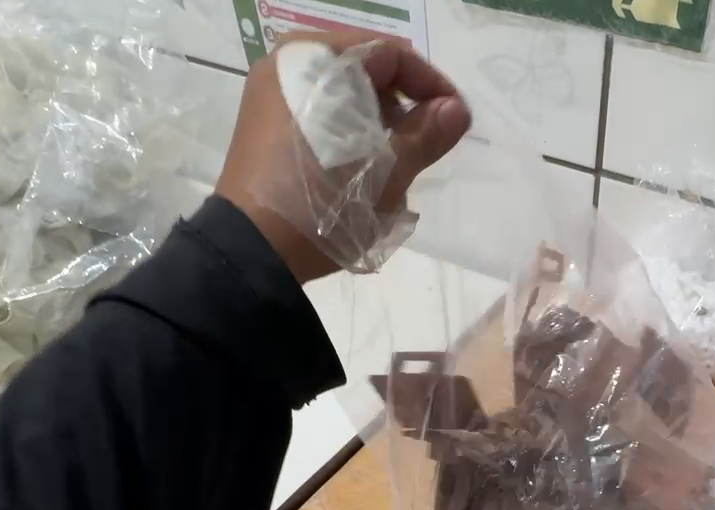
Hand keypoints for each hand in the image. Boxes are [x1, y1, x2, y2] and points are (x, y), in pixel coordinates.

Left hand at [218, 31, 471, 282]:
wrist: (257, 250)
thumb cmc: (328, 203)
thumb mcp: (388, 171)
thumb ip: (426, 134)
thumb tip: (457, 110)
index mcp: (319, 60)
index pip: (392, 54)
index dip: (432, 85)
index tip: (458, 122)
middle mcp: (290, 64)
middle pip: (367, 72)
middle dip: (404, 107)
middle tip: (429, 146)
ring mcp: (273, 94)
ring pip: (345, 96)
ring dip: (379, 124)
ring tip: (398, 165)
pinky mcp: (266, 126)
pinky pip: (321, 115)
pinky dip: (351, 133)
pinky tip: (362, 169)